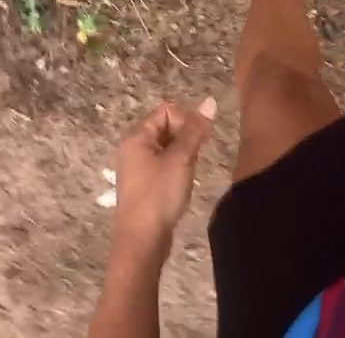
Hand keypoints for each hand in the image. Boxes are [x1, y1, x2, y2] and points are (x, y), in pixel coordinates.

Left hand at [109, 98, 215, 260]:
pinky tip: (184, 181)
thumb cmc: (159, 196)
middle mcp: (133, 148)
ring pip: (167, 147)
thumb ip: (195, 130)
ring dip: (183, 152)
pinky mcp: (144, 185)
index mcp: (137, 137)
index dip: (186, 119)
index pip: (166, 111)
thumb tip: (210, 101)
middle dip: (186, 136)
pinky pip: (163, 163)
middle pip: (166, 127)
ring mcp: (137, 168)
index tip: (200, 139)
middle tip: (196, 155)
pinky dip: (177, 166)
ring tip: (190, 170)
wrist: (141, 243)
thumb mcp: (181, 159)